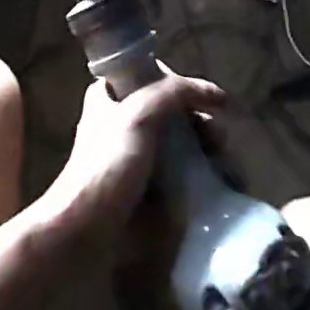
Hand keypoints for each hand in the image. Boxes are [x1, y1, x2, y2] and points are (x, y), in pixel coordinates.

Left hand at [41, 67, 225, 239]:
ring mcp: (140, 159)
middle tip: (216, 137)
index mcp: (111, 98)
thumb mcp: (138, 115)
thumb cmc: (106, 166)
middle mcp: (126, 123)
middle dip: (203, 120)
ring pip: (185, 142)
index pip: (151, 75)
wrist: (84, 234)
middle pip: (175, 111)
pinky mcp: (153, 191)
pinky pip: (187, 173)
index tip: (200, 100)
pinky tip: (225, 180)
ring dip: (210, 148)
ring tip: (224, 163)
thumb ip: (175, 93)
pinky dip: (207, 173)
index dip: (178, 83)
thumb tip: (218, 95)